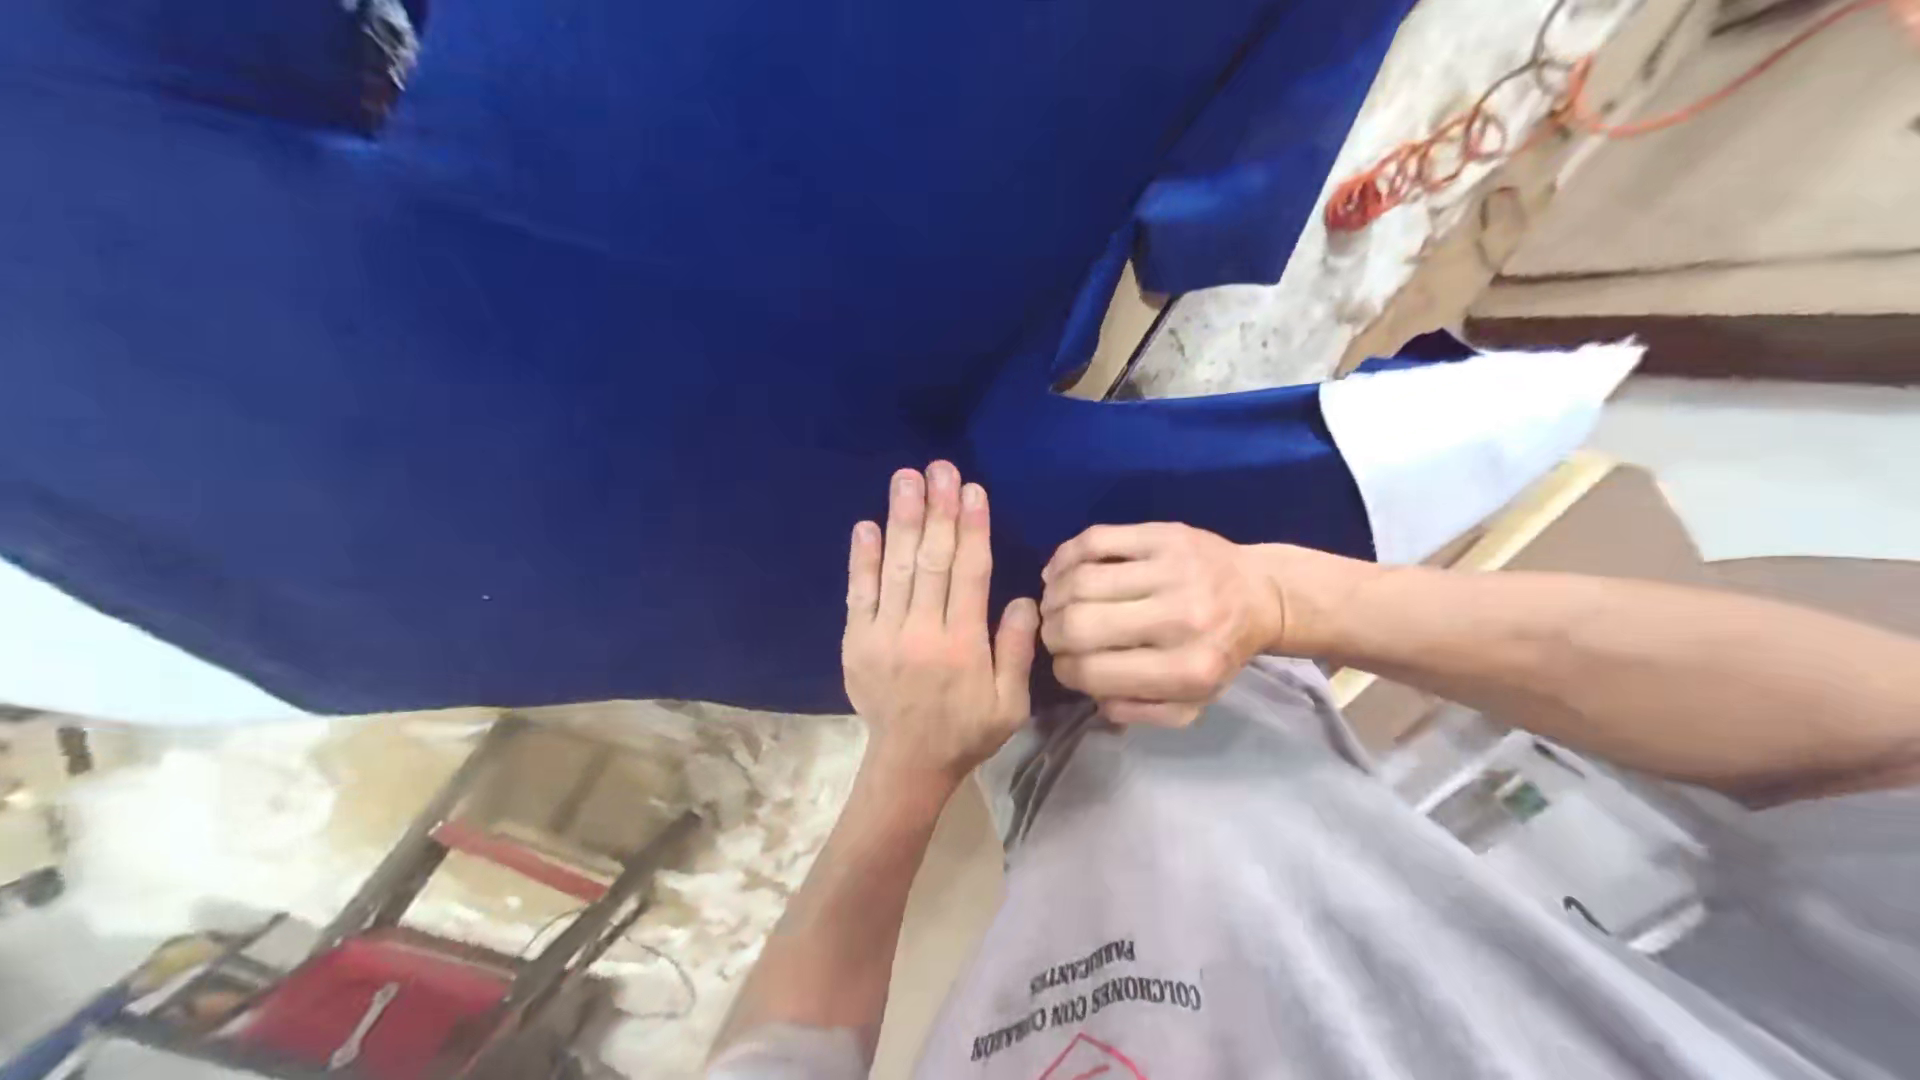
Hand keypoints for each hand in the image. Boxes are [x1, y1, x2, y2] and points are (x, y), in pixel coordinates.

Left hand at [843, 461, 1038, 780]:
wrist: (908, 764)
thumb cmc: (966, 731)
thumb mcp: (1010, 703)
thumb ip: (1016, 650)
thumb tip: (1022, 598)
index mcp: (963, 645)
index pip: (969, 574)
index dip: (972, 529)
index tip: (972, 491)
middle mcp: (922, 633)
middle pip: (931, 561)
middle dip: (937, 510)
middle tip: (939, 468)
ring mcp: (883, 635)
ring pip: (896, 569)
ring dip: (901, 520)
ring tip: (905, 479)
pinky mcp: (856, 642)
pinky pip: (858, 594)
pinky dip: (862, 559)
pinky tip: (866, 525)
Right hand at [1039, 524, 1285, 726]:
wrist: (1260, 596)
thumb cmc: (1218, 654)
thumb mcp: (1189, 703)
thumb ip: (1137, 710)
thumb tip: (1089, 692)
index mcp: (1187, 670)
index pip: (1092, 672)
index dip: (1063, 669)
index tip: (1063, 663)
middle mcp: (1180, 619)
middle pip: (1078, 624)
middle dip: (1051, 631)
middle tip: (1054, 631)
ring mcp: (1173, 570)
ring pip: (1080, 581)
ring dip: (1053, 595)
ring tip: (1055, 602)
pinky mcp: (1165, 534)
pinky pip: (1094, 540)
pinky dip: (1064, 557)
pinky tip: (1061, 572)